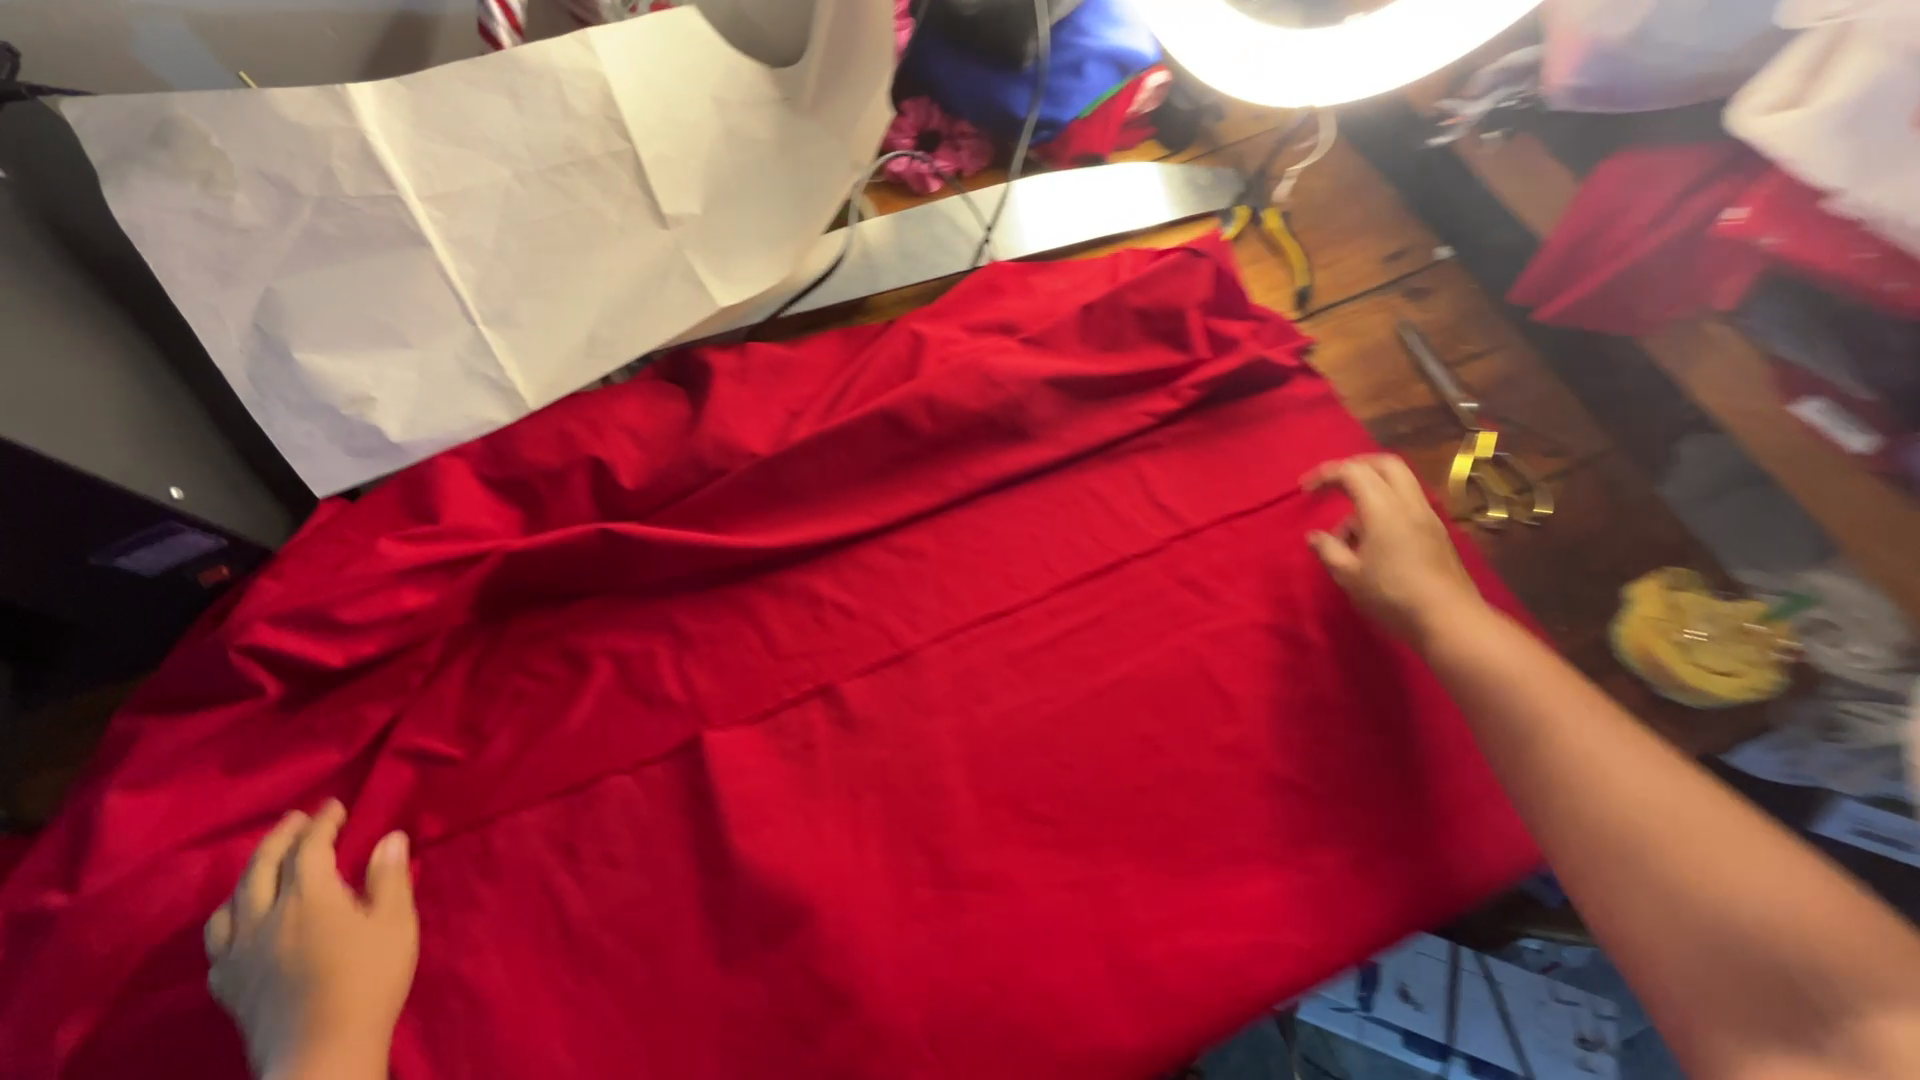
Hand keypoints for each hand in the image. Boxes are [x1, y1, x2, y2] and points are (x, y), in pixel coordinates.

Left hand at [205, 801, 417, 1079]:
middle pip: (262, 866)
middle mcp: (264, 917)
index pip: (310, 848)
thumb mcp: (395, 923)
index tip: (334, 806)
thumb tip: (389, 838)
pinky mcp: (227, 984)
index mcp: (308, 897)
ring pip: (231, 901)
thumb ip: (388, 878)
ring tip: (264, 866)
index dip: (322, 823)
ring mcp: (238, 953)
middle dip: (280, 837)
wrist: (321, 1051)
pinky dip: (231, 919)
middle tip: (296, 819)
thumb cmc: (369, 980)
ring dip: (249, 874)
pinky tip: (241, 925)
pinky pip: (218, 941)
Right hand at [1303, 454, 1486, 645]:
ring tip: (1348, 533)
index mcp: (1384, 509)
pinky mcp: (1437, 532)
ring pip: (1398, 484)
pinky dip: (1385, 508)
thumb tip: (1314, 537)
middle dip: (1354, 468)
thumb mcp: (1349, 576)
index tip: (1305, 490)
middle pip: (1384, 464)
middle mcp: (1409, 504)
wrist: (1449, 619)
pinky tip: (1372, 541)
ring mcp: (1428, 516)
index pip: (1352, 472)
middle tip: (1332, 485)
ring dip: (1370, 492)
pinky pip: (1407, 504)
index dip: (1326, 474)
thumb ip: (1328, 550)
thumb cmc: (1393, 596)